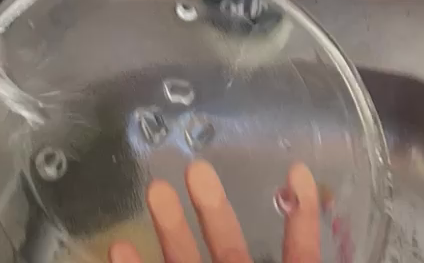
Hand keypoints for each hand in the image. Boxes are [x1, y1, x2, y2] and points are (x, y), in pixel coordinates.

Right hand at [111, 161, 320, 262]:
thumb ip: (303, 255)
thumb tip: (307, 193)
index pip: (300, 253)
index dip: (301, 215)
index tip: (296, 169)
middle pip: (229, 249)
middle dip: (212, 208)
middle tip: (196, 168)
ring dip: (170, 231)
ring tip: (154, 190)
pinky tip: (116, 249)